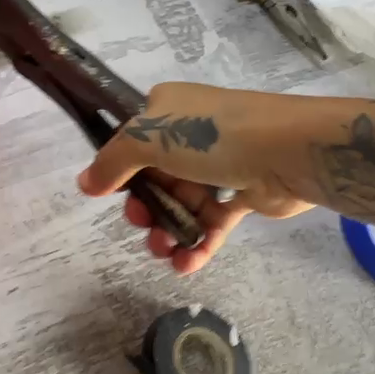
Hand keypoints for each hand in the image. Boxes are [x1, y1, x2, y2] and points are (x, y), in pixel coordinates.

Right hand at [77, 82, 314, 273]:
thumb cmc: (211, 136)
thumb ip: (112, 163)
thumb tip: (84, 183)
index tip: (116, 198)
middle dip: (146, 209)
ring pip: (181, 202)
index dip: (122, 174)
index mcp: (166, 109)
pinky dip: (198, 242)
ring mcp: (219, 163)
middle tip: (143, 227)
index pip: (132, 143)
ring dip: (169, 230)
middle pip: (155, 177)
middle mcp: (191, 132)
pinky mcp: (244, 192)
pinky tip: (187, 264)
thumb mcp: (147, 139)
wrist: (290, 151)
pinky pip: (211, 220)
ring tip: (165, 254)